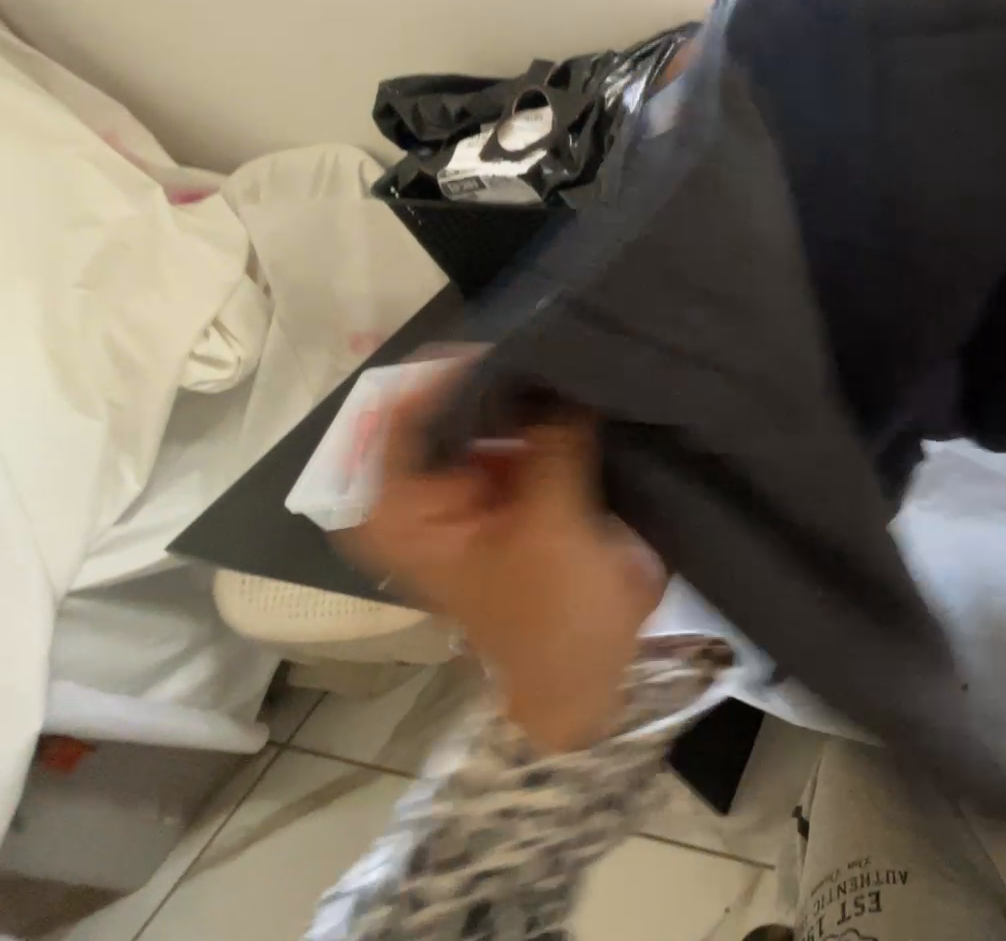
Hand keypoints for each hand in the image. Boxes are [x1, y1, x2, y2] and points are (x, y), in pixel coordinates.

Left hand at [339, 358, 668, 752]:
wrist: (589, 676)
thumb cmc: (553, 615)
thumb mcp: (549, 528)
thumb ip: (552, 447)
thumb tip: (562, 376)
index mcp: (402, 510)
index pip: (400, 416)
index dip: (447, 376)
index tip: (510, 344)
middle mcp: (431, 494)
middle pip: (452, 416)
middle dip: (503, 387)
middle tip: (555, 351)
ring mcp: (480, 498)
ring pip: (498, 429)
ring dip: (536, 405)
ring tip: (577, 370)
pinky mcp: (525, 504)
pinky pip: (533, 449)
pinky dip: (558, 428)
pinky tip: (591, 404)